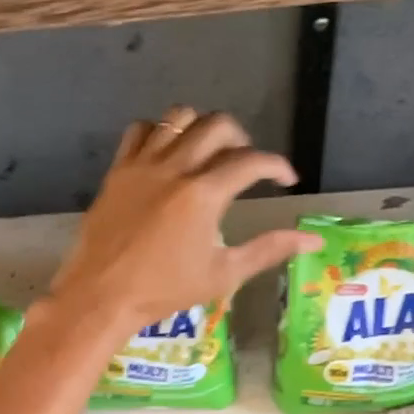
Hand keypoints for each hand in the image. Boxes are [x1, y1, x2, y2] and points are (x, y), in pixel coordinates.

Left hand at [51, 106, 323, 326]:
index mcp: (204, 195)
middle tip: (246, 164)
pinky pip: (141, 130)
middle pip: (217, 126)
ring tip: (208, 152)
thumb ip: (268, 249)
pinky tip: (168, 154)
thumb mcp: (223, 274)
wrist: (101, 295)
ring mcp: (142, 165)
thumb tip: (312, 238)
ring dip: (201, 127)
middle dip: (242, 139)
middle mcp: (175, 169)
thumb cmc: (164, 290)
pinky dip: (161, 132)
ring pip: (179, 118)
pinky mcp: (118, 170)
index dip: (276, 166)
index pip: (251, 162)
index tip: (286, 179)